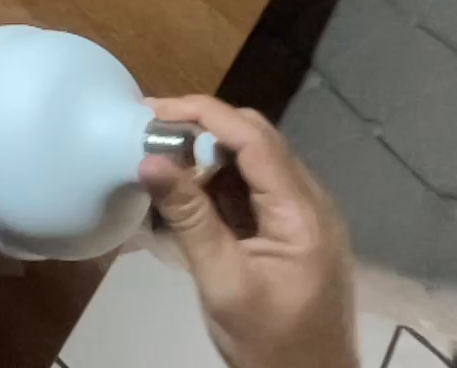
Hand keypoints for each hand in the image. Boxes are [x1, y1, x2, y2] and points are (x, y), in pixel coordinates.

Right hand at [139, 96, 356, 367]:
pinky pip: (250, 181)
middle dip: (200, 126)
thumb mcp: (222, 281)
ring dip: (205, 150)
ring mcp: (301, 213)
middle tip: (150, 134)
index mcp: (302, 213)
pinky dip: (215, 175)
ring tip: (161, 160)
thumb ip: (188, 216)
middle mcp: (309, 201)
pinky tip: (186, 188)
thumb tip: (147, 159)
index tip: (152, 112)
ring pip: (250, 155)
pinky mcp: (288, 226)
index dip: (202, 114)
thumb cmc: (269, 344)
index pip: (253, 138)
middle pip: (253, 137)